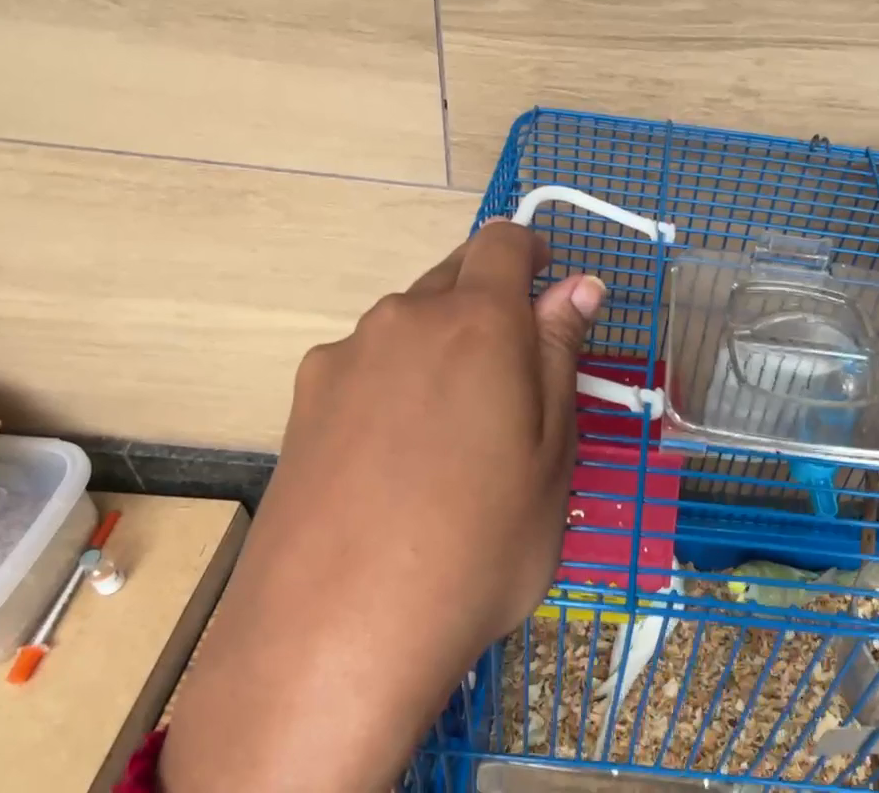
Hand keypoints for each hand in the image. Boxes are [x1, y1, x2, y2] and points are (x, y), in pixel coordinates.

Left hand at [162, 223, 604, 792]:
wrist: (334, 638)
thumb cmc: (479, 546)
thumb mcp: (552, 456)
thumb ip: (560, 355)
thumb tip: (578, 286)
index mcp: (476, 322)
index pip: (503, 242)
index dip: (532, 252)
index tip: (548, 288)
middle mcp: (402, 320)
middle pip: (453, 278)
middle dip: (489, 305)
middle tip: (512, 382)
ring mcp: (341, 360)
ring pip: (407, 327)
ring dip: (439, 350)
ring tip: (451, 438)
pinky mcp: (300, 405)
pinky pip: (364, 369)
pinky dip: (392, 387)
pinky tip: (392, 464)